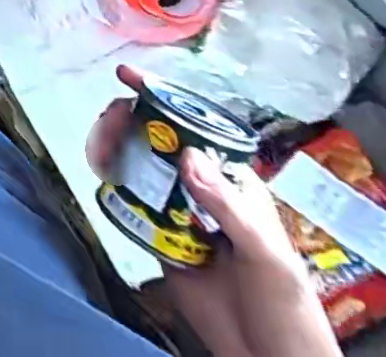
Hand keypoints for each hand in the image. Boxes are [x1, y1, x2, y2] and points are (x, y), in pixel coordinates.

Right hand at [87, 66, 338, 356]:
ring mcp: (173, 207)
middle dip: (125, 121)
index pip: (193, 126)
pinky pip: (123, 196)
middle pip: (152, 136)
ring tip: (100, 156)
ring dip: (110, 146)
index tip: (127, 78)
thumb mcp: (267, 256)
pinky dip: (107, 180)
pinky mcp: (153, 232)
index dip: (160, 96)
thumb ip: (228, 207)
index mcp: (229, 179)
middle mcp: (197, 185)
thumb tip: (188, 157)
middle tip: (109, 128)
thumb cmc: (285, 307)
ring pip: (132, 160)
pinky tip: (102, 179)